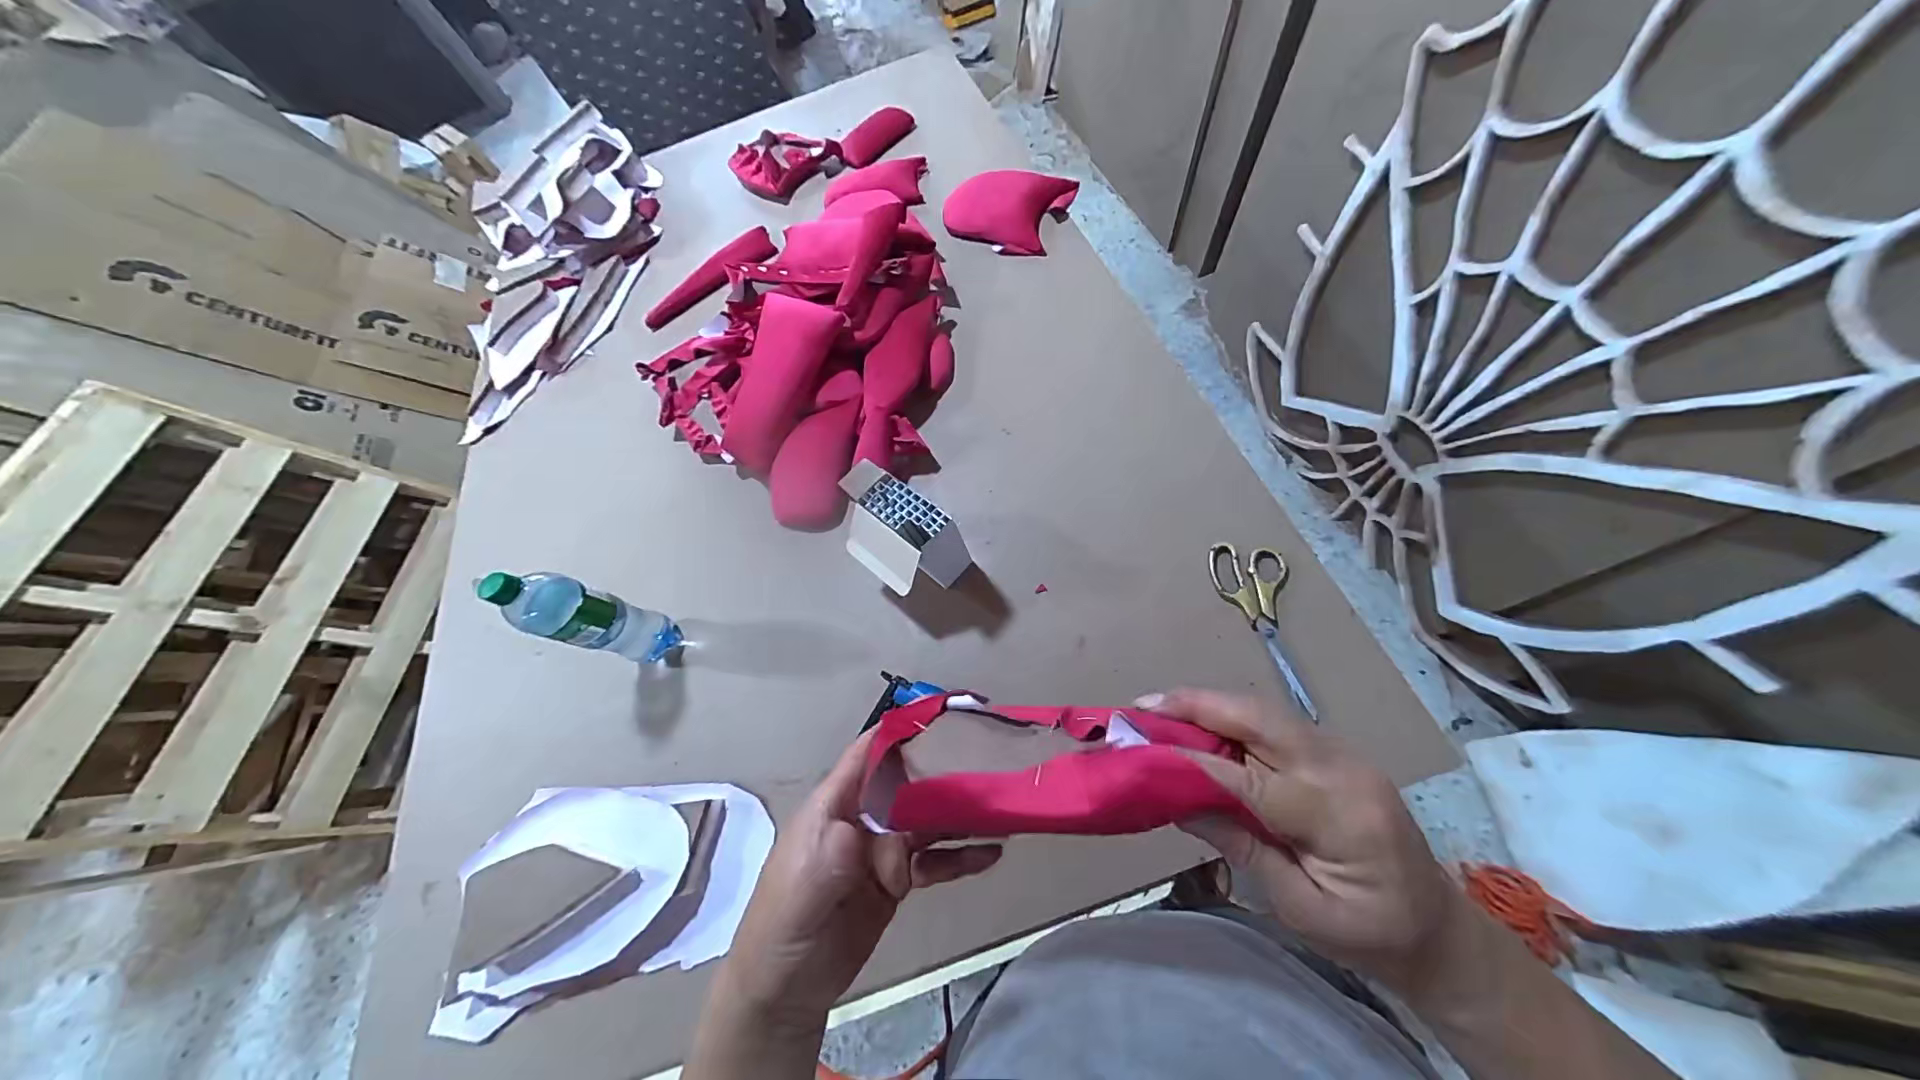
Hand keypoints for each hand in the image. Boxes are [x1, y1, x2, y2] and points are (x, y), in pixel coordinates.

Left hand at [716, 729, 1002, 1020]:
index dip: (899, 732)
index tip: (940, 715)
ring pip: (926, 821)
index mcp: (834, 805)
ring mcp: (882, 851)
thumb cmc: (783, 921)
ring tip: (1000, 807)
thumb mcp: (804, 882)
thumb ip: (836, 854)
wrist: (785, 987)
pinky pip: (933, 862)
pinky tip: (990, 853)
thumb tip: (870, 832)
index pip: (867, 756)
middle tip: (988, 759)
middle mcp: (862, 818)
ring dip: (960, 815)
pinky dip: (960, 857)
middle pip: (907, 784)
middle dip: (942, 771)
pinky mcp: (897, 882)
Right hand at [1144, 688, 1462, 996]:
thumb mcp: (1300, 907)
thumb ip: (1242, 847)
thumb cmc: (1369, 933)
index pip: (1249, 778)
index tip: (1140, 748)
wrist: (1439, 929)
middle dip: (1196, 705)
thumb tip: (1178, 803)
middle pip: (1260, 718)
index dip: (1190, 760)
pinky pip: (1276, 723)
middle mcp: (1343, 769)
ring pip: (1265, 712)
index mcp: (1339, 816)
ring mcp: (1344, 754)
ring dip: (1209, 706)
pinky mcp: (1337, 752)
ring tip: (1159, 711)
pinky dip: (1231, 718)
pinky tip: (1200, 725)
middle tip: (1142, 707)